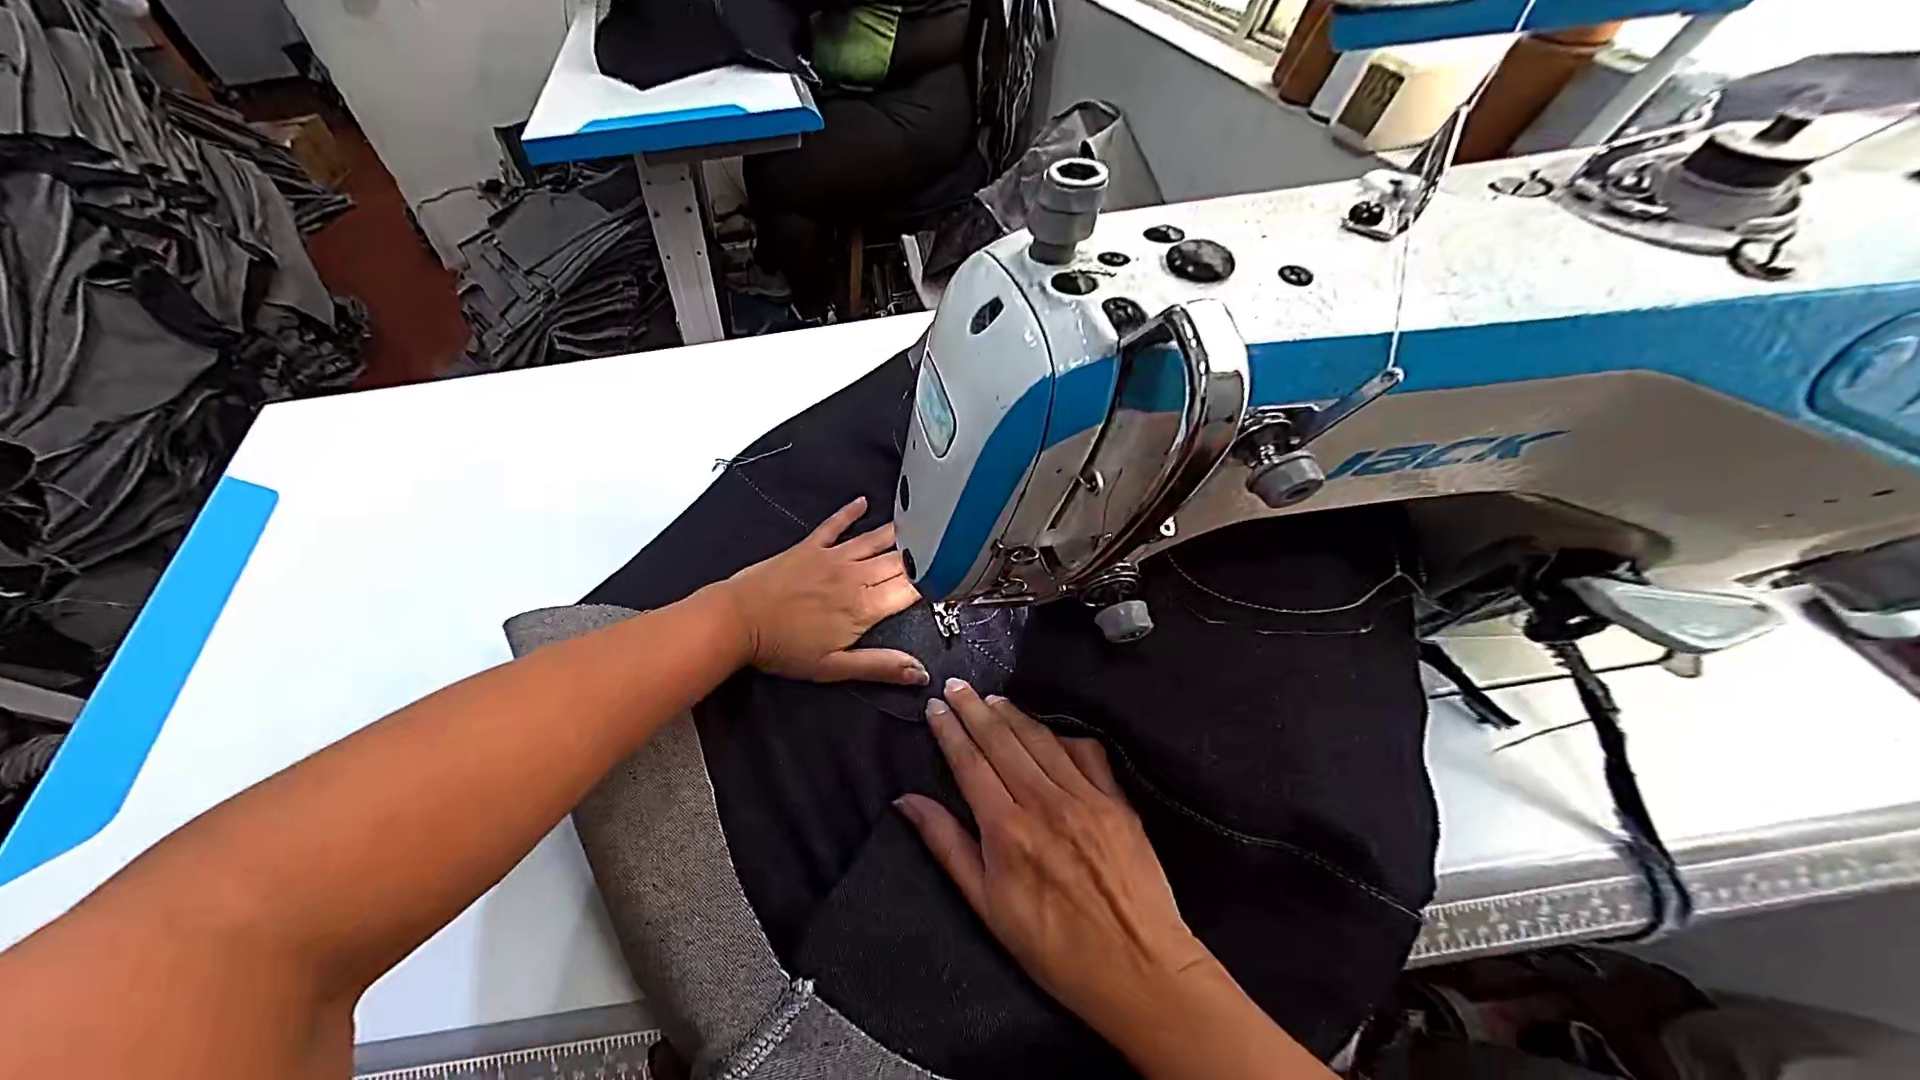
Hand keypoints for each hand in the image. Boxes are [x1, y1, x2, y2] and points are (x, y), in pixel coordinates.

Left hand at [718, 496, 927, 685]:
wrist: (737, 619)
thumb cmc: (783, 647)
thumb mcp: (833, 667)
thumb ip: (880, 666)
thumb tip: (920, 672)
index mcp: (864, 607)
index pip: (910, 589)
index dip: (933, 583)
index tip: (949, 580)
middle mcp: (855, 576)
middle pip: (899, 562)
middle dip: (924, 556)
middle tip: (944, 547)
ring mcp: (833, 557)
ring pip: (876, 540)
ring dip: (899, 533)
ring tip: (922, 522)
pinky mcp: (811, 546)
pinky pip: (836, 524)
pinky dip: (850, 512)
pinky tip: (863, 502)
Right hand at [895, 680, 1210, 1028]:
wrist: (1139, 969)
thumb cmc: (1057, 950)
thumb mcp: (988, 908)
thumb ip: (947, 846)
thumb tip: (908, 803)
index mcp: (1007, 831)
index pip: (969, 762)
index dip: (949, 730)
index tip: (936, 708)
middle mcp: (1044, 803)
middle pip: (1000, 739)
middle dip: (973, 707)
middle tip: (957, 685)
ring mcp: (1085, 797)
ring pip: (1040, 738)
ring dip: (1012, 713)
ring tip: (992, 698)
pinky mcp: (1117, 800)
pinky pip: (1085, 751)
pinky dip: (1061, 733)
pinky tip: (1048, 728)